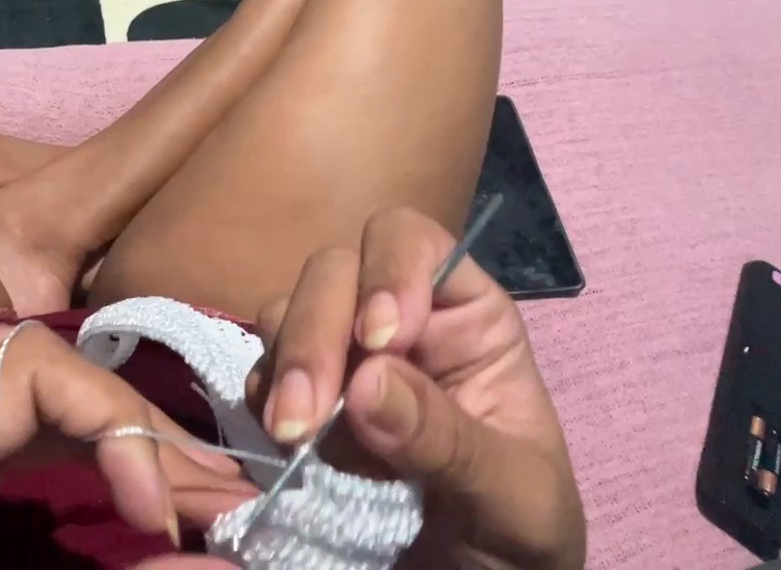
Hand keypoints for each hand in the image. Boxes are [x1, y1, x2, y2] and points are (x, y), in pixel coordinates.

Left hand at [0, 321, 255, 568]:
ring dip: (126, 436)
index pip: (28, 367)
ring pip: (44, 392)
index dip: (112, 418)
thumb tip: (226, 568)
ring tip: (204, 489)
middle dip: (140, 431)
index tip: (161, 513)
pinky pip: (25, 424)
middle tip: (221, 500)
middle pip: (48, 372)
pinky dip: (90, 449)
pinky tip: (139, 483)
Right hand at [250, 207, 585, 569]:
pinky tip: (281, 439)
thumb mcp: (517, 501)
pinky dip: (261, 391)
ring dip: (284, 362)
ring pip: (287, 306)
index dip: (389, 269)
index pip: (414, 244)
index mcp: (463, 316)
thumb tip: (367, 381)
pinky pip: (261, 360)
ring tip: (293, 436)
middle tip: (307, 418)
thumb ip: (452, 441)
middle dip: (317, 332)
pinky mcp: (298, 390)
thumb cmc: (519, 538)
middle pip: (335, 269)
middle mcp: (393, 317)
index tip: (380, 339)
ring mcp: (339, 351)